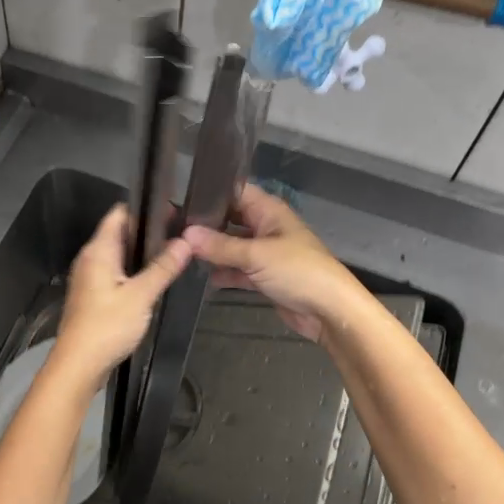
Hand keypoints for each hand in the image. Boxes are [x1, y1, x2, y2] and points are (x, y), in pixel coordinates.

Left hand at [53, 206, 191, 375]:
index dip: (145, 209)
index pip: (119, 213)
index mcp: (98, 251)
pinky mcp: (93, 296)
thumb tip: (186, 241)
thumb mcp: (140, 296)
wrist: (78, 365)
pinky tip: (154, 280)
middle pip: (120, 233)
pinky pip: (116, 273)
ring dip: (142, 253)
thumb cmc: (107, 326)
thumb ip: (163, 268)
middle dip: (148, 232)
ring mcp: (89, 278)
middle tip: (181, 235)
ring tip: (173, 255)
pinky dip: (133, 271)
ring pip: (119, 255)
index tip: (173, 213)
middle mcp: (90, 258)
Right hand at [183, 184, 364, 343]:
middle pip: (231, 219)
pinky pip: (238, 269)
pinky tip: (203, 276)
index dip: (211, 193)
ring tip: (181, 252)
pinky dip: (224, 272)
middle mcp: (266, 227)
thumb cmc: (298, 271)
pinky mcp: (265, 276)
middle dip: (206, 225)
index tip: (181, 199)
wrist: (329, 311)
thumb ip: (220, 246)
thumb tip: (185, 234)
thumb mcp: (255, 255)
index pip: (236, 192)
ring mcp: (266, 253)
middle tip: (174, 228)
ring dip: (213, 251)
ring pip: (232, 246)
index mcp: (269, 211)